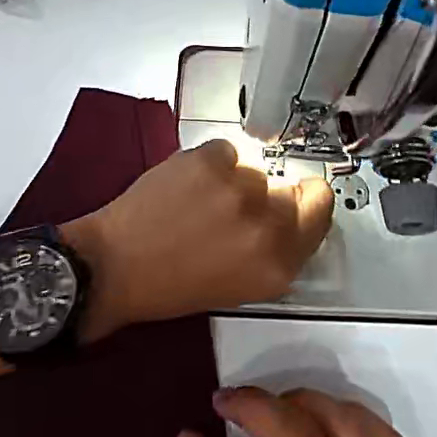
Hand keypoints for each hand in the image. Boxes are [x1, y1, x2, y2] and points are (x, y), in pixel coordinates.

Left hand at [65, 140, 332, 341]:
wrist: (115, 265)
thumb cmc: (174, 286)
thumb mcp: (242, 286)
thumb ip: (276, 252)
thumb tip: (290, 216)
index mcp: (279, 264)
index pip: (321, 209)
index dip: (306, 202)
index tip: (291, 201)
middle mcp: (268, 225)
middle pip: (291, 187)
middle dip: (266, 196)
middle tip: (231, 212)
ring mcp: (240, 188)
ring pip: (253, 169)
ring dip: (233, 181)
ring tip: (198, 204)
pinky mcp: (210, 160)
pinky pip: (225, 151)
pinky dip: (209, 164)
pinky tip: (185, 186)